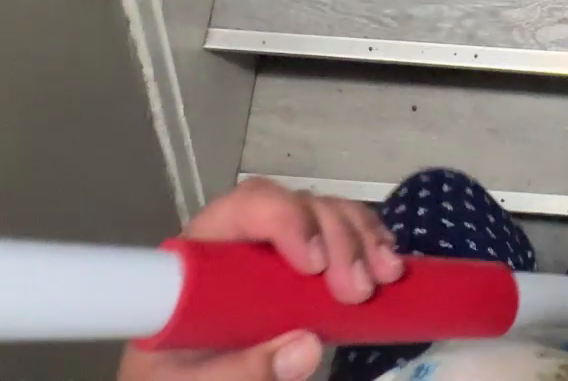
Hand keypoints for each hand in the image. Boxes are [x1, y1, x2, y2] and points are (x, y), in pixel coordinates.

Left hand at [117, 178, 406, 380]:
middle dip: (338, 239)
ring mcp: (283, 240)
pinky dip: (373, 241)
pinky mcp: (309, 255)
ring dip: (363, 238)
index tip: (314, 268)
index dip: (288, 219)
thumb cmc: (177, 375)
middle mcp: (248, 231)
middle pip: (301, 205)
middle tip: (360, 292)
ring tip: (386, 277)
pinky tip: (389, 266)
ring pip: (331, 210)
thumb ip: (238, 370)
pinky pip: (348, 228)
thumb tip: (309, 347)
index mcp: (207, 247)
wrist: (188, 379)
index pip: (250, 203)